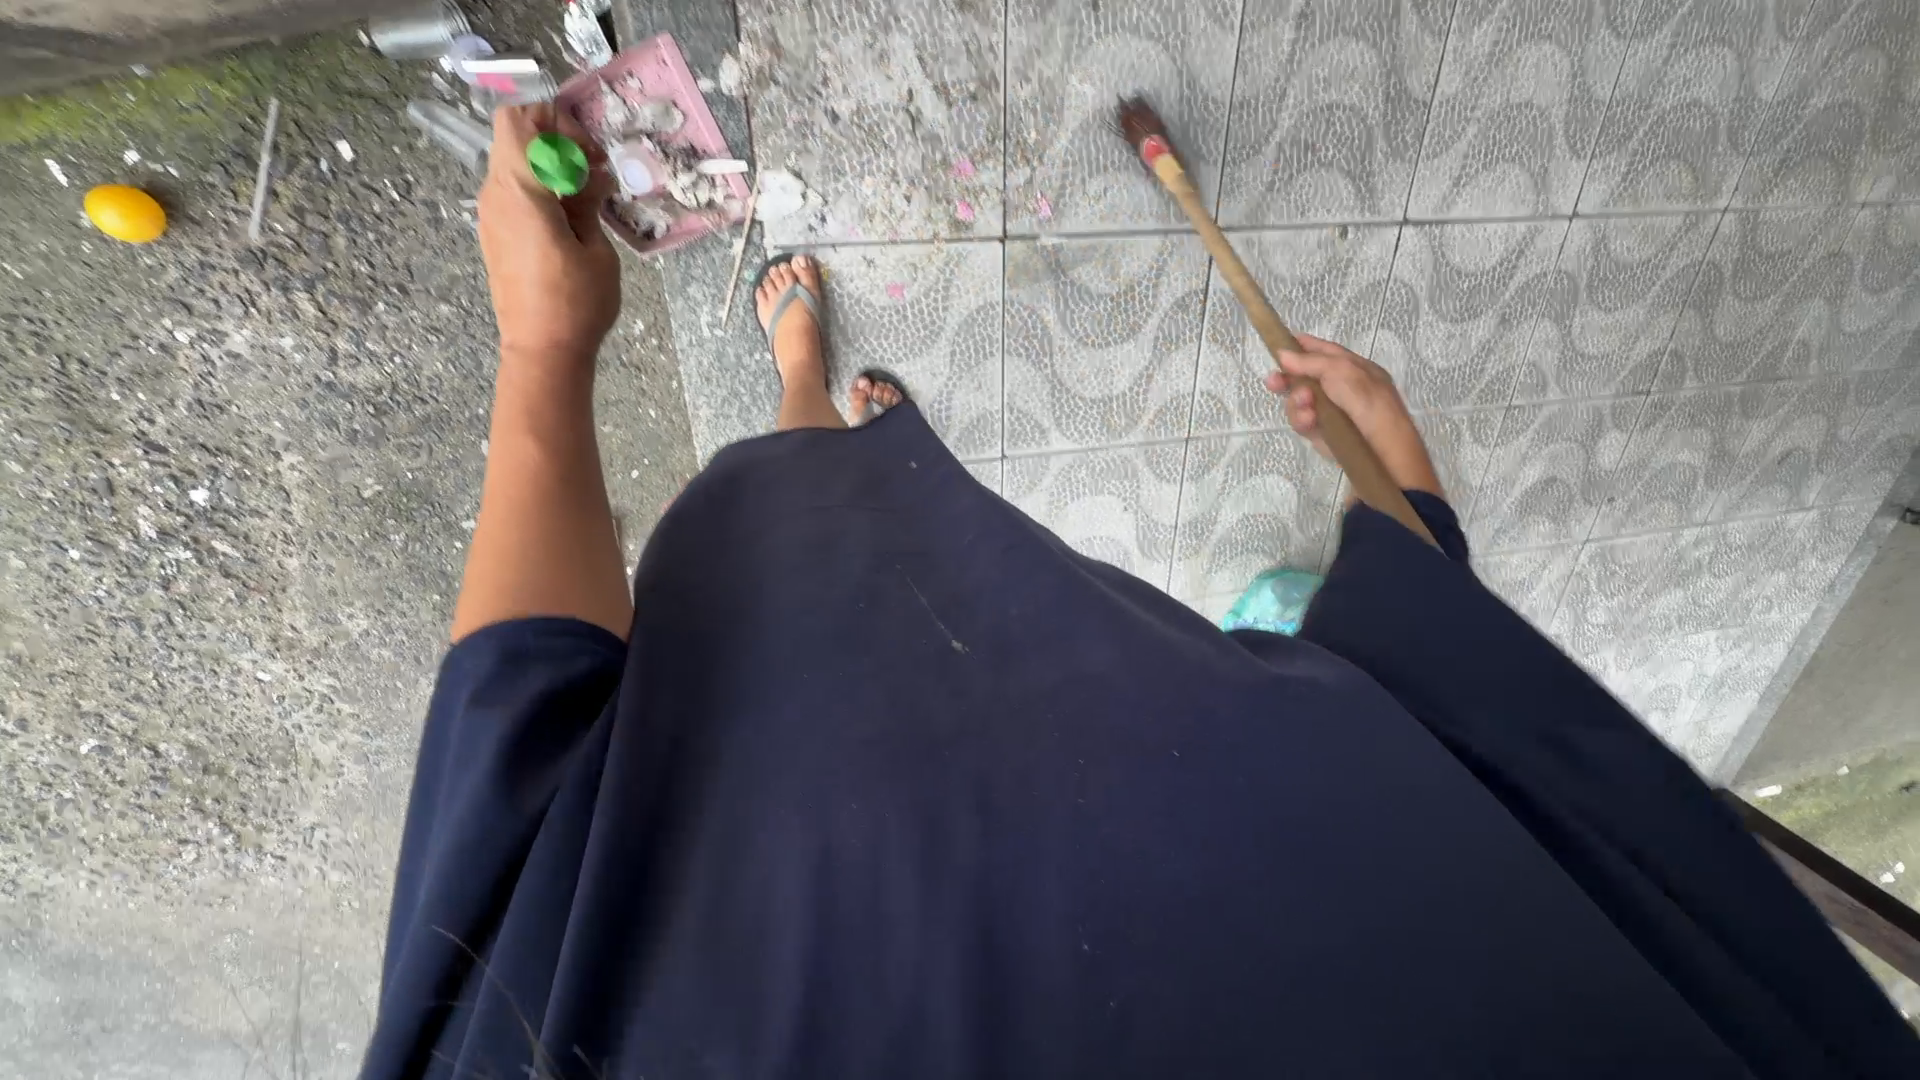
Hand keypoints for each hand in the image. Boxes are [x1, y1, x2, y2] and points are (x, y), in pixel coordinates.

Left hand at [478, 104, 619, 366]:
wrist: (543, 350)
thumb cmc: (577, 303)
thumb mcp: (597, 250)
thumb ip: (587, 203)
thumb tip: (591, 177)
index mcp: (520, 189)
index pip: (522, 120)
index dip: (559, 122)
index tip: (592, 154)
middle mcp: (495, 193)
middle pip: (514, 136)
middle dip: (557, 141)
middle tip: (594, 171)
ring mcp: (491, 215)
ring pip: (514, 164)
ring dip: (550, 167)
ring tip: (588, 198)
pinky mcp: (496, 235)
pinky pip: (514, 193)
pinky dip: (541, 190)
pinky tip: (571, 219)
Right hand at [1262, 332, 1443, 498]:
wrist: (1380, 448)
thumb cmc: (1367, 402)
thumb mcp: (1341, 371)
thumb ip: (1310, 361)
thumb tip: (1283, 354)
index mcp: (1353, 368)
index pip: (1325, 352)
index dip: (1303, 346)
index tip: (1280, 343)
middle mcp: (1340, 387)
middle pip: (1304, 377)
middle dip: (1288, 379)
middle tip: (1273, 381)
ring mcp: (1329, 410)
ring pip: (1298, 401)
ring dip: (1297, 402)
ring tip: (1306, 406)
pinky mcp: (1321, 431)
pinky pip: (1301, 421)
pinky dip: (1302, 419)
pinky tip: (1308, 420)